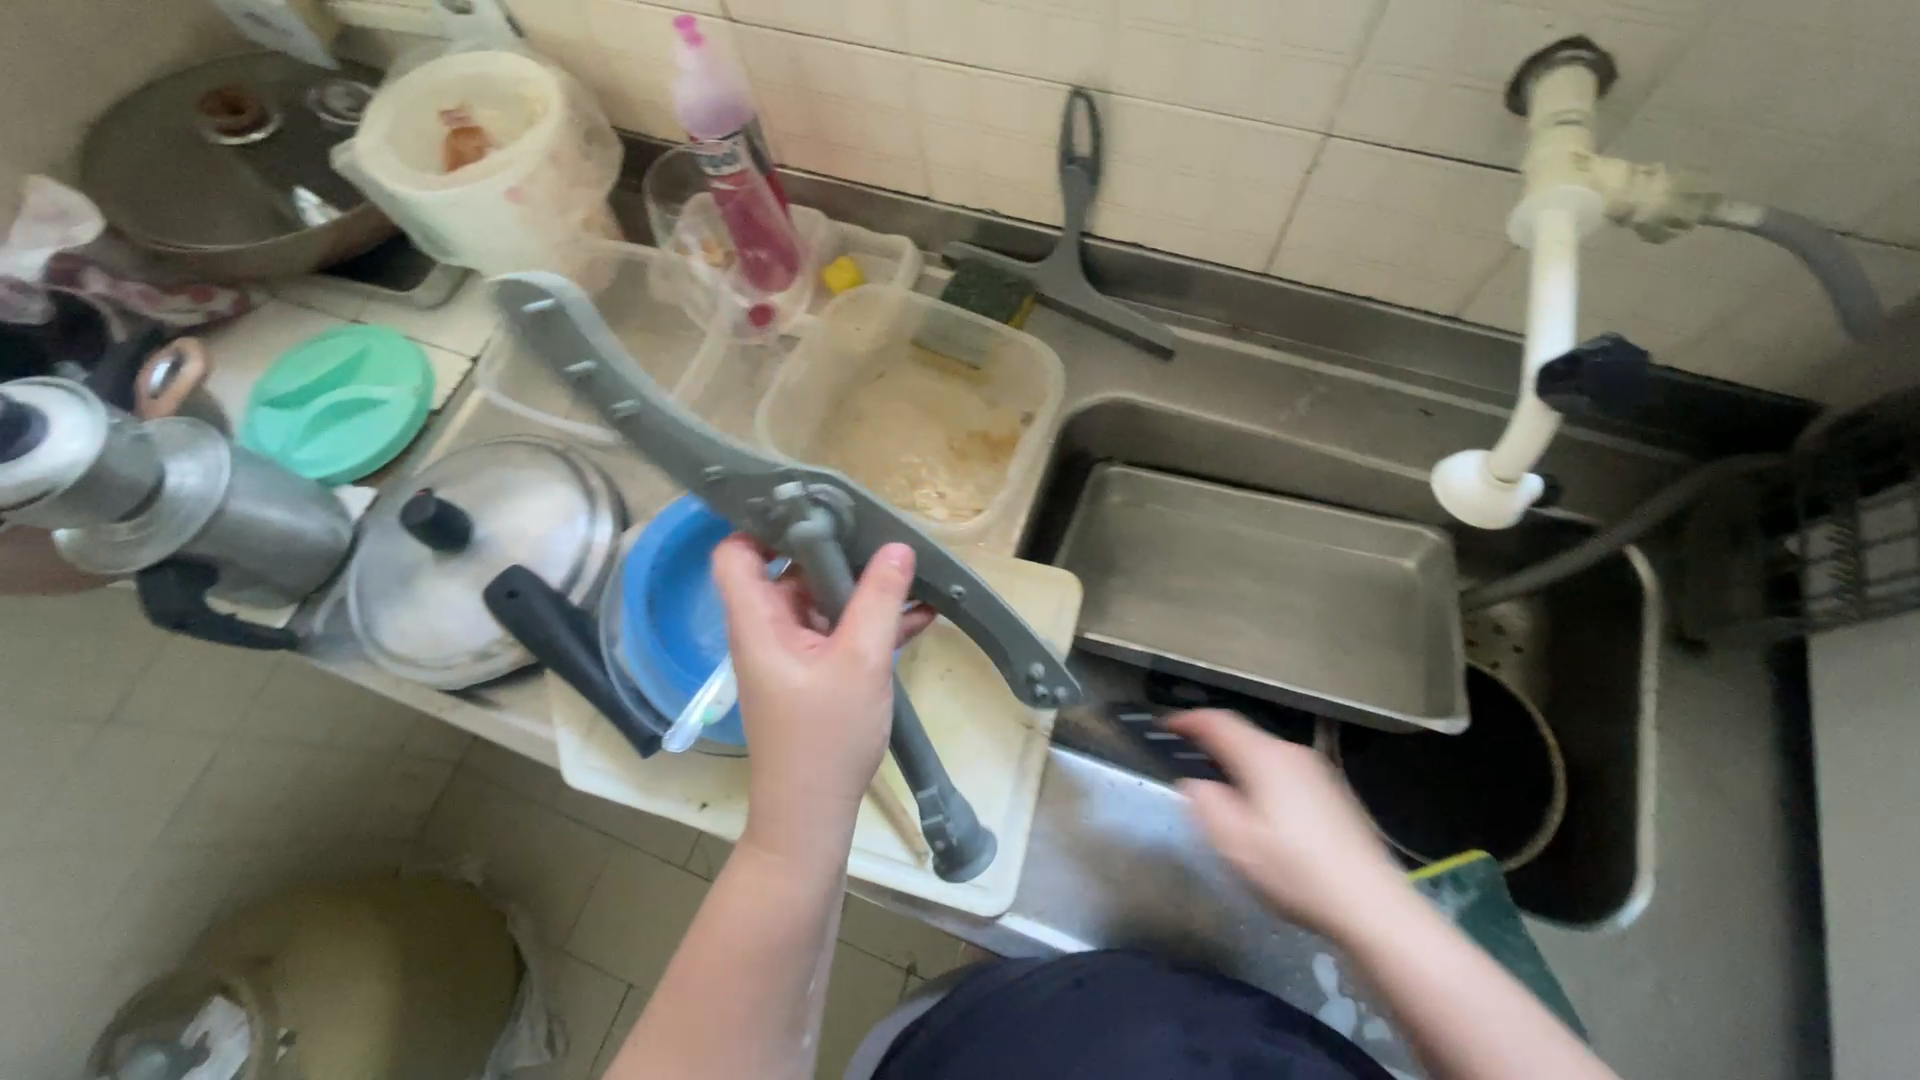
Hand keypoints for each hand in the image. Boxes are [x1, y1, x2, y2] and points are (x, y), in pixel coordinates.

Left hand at [711, 536, 933, 864]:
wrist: (812, 814)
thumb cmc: (826, 738)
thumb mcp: (860, 662)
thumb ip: (878, 600)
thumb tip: (897, 548)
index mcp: (758, 621)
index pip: (736, 554)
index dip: (763, 524)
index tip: (813, 508)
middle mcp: (767, 630)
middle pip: (789, 572)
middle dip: (836, 554)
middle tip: (881, 534)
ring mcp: (792, 654)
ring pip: (822, 603)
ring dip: (863, 591)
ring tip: (912, 575)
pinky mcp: (814, 675)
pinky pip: (839, 634)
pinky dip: (871, 624)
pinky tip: (918, 616)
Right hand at [1169, 709, 1410, 939]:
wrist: (1371, 904)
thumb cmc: (1295, 871)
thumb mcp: (1234, 842)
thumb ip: (1205, 803)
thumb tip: (1195, 783)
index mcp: (1264, 758)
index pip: (1218, 722)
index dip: (1189, 720)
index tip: (1166, 725)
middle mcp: (1293, 754)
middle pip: (1245, 736)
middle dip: (1214, 742)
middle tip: (1187, 755)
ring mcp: (1319, 772)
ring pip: (1267, 755)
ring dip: (1240, 761)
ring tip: (1220, 782)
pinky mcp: (1335, 794)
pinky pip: (1286, 772)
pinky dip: (1263, 777)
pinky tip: (1262, 808)